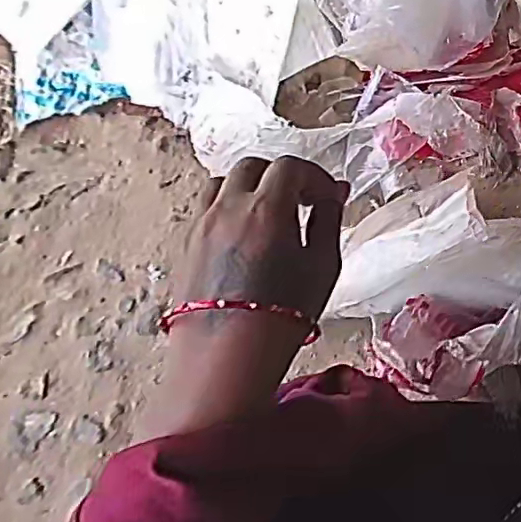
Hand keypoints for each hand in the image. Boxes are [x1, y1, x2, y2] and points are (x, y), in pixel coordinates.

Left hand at [174, 155, 347, 323]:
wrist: (228, 354)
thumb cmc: (285, 311)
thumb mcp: (323, 264)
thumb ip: (328, 220)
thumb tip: (333, 195)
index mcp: (266, 208)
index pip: (291, 167)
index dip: (316, 176)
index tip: (330, 196)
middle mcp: (229, 207)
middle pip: (254, 167)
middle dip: (282, 177)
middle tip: (303, 200)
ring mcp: (202, 224)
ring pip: (224, 183)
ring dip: (251, 188)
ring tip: (271, 214)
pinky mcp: (187, 244)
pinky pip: (208, 208)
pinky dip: (231, 208)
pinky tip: (248, 235)